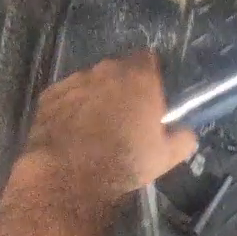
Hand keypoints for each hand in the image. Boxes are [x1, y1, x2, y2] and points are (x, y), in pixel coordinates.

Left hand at [24, 50, 196, 204]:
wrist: (67, 175)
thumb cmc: (123, 162)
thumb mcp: (164, 158)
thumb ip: (182, 139)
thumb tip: (186, 133)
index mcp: (139, 78)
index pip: (149, 59)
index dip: (151, 76)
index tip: (151, 96)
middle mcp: (106, 70)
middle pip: (119, 70)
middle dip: (123, 87)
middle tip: (126, 115)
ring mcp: (75, 80)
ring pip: (91, 82)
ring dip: (96, 96)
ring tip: (95, 126)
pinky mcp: (50, 95)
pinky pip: (67, 95)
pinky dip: (72, 107)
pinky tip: (73, 130)